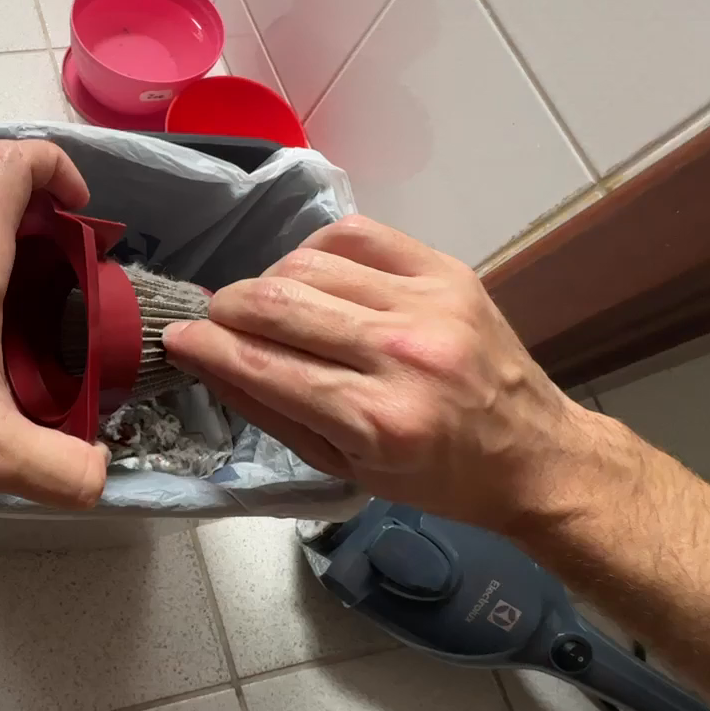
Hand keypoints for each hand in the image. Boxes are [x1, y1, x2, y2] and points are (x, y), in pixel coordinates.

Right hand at [162, 215, 610, 533]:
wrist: (535, 454)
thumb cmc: (430, 476)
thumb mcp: (339, 467)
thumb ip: (266, 409)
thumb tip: (204, 359)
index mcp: (377, 420)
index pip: (262, 366)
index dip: (205, 345)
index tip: (175, 336)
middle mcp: (403, 354)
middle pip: (277, 305)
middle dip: (225, 307)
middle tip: (216, 320)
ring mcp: (429, 303)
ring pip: (306, 265)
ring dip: (267, 283)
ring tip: (269, 307)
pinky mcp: (447, 270)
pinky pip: (352, 234)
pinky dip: (312, 251)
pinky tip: (311, 277)